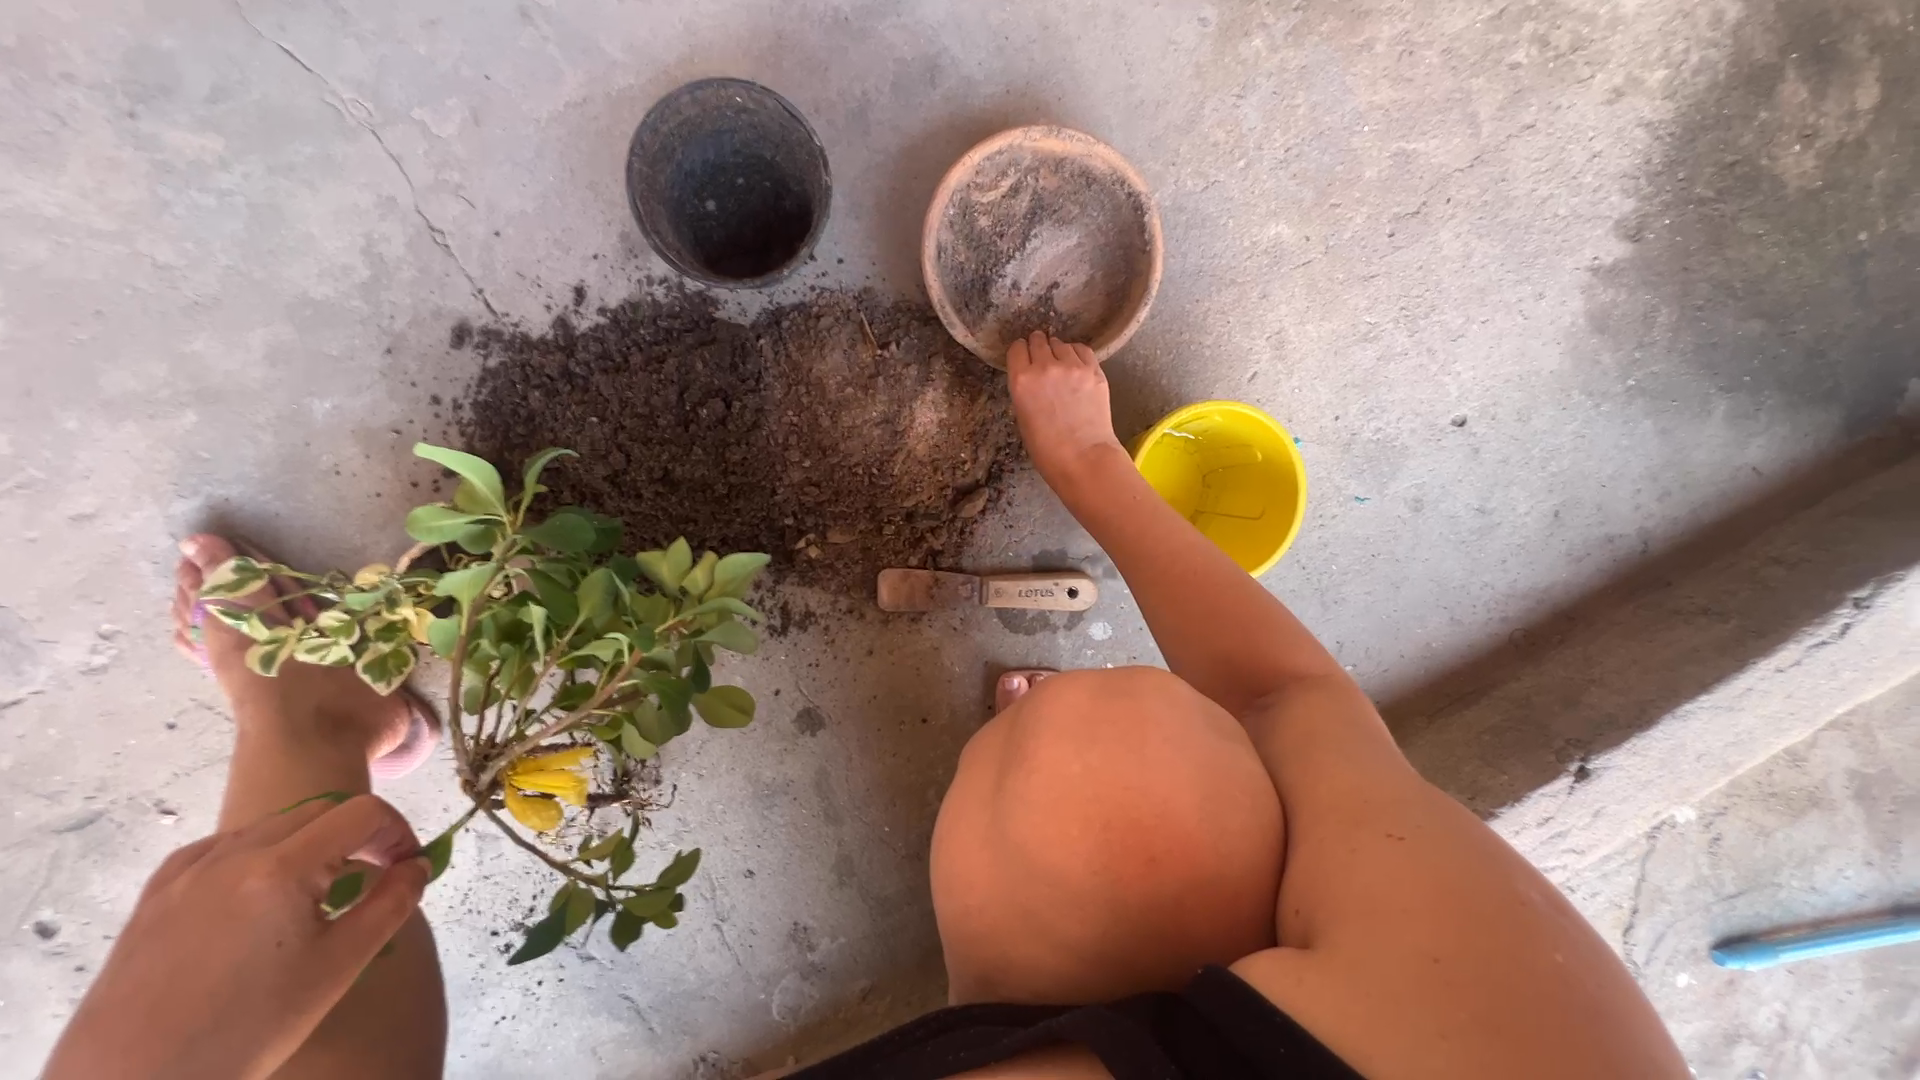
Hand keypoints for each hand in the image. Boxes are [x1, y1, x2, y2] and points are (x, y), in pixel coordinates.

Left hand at [44, 795, 429, 1079]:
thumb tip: (416, 865)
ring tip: (319, 890)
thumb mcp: (340, 965)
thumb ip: (393, 902)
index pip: (364, 813)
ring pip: (273, 824)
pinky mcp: (155, 893)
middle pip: (321, 810)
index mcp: (282, 869)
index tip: (406, 867)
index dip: (398, 832)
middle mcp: (232, 854)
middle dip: (359, 834)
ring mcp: (186, 871)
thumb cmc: (247, 1029)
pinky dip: (260, 853)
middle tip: (374, 874)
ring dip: (312, 841)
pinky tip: (262, 893)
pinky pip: (224, 847)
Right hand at [1006, 332, 1126, 491]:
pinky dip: (1076, 354)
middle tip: (1042, 358)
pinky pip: (1082, 350)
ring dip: (1058, 351)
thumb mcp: (1022, 416)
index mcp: (1021, 380)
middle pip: (1038, 340)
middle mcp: (1044, 367)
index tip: (1024, 356)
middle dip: (1038, 346)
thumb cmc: (1047, 448)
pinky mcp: (1094, 370)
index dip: (1020, 352)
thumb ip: (1024, 389)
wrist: (1083, 458)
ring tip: (1061, 366)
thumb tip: (1032, 376)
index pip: (1017, 348)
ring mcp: (1072, 366)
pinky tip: (1076, 366)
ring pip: (1060, 343)